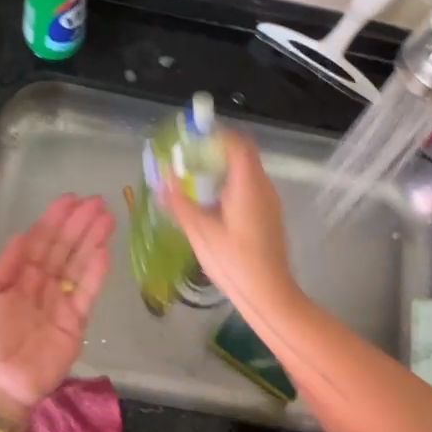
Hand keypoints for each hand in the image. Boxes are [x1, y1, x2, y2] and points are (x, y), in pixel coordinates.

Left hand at [0, 193, 113, 418]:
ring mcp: (59, 303)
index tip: (71, 199)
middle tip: (98, 201)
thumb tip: (22, 236)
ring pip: (78, 264)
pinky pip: (87, 293)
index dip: (54, 220)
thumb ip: (4, 265)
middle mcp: (40, 285)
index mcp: (15, 276)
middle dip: (79, 224)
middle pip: (63, 248)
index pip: (39, 241)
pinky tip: (104, 251)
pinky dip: (96, 273)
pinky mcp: (74, 323)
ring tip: (107, 218)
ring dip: (92, 240)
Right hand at [161, 132, 301, 310]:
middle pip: (242, 155)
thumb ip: (180, 202)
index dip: (215, 136)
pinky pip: (250, 187)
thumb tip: (161, 178)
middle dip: (214, 152)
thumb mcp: (200, 232)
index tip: (191, 142)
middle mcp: (263, 187)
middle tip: (188, 161)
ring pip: (246, 172)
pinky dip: (231, 186)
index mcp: (248, 185)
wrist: (269, 295)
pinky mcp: (269, 215)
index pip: (237, 143)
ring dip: (222, 170)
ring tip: (195, 182)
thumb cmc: (234, 262)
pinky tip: (212, 205)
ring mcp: (270, 201)